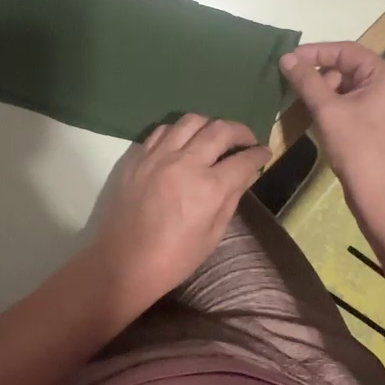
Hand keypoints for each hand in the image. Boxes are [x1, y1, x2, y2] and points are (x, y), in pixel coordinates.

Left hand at [83, 115, 269, 310]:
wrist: (120, 263)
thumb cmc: (172, 259)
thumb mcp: (212, 235)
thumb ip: (231, 198)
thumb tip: (245, 173)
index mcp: (208, 187)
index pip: (244, 159)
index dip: (259, 154)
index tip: (264, 153)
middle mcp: (184, 162)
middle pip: (220, 129)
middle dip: (240, 132)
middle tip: (246, 141)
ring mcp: (156, 155)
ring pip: (190, 121)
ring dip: (209, 125)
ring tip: (213, 137)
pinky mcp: (135, 156)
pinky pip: (162, 130)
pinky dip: (178, 132)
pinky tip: (181, 144)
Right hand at [280, 42, 384, 199]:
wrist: (378, 191)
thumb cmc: (355, 146)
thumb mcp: (327, 110)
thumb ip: (307, 80)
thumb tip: (287, 58)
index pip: (347, 50)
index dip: (316, 52)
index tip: (289, 59)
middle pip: (349, 67)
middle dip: (320, 73)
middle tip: (295, 83)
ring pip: (350, 86)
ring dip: (325, 89)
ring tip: (303, 100)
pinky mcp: (381, 122)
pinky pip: (355, 102)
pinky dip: (335, 103)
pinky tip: (317, 113)